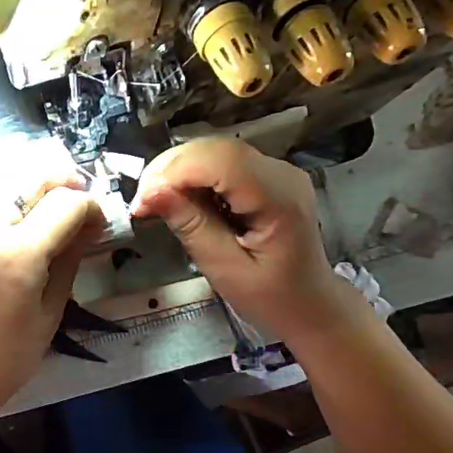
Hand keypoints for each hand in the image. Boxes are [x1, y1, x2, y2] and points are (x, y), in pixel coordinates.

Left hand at [0, 177, 102, 428]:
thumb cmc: (4, 359)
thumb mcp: (50, 311)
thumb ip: (70, 258)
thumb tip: (89, 224)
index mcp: (15, 253)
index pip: (65, 203)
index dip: (90, 207)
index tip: (97, 224)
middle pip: (30, 178)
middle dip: (61, 184)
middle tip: (75, 206)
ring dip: (26, 188)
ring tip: (43, 211)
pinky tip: (7, 222)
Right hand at [130, 137, 363, 344]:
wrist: (310, 304)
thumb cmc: (271, 297)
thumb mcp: (225, 270)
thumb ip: (191, 227)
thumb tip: (151, 193)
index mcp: (279, 199)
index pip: (221, 162)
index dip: (174, 173)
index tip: (142, 203)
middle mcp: (281, 173)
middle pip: (215, 148)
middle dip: (170, 169)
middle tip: (143, 204)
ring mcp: (276, 170)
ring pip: (215, 151)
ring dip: (177, 171)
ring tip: (155, 203)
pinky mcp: (266, 175)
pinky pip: (221, 163)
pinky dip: (192, 177)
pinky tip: (178, 201)